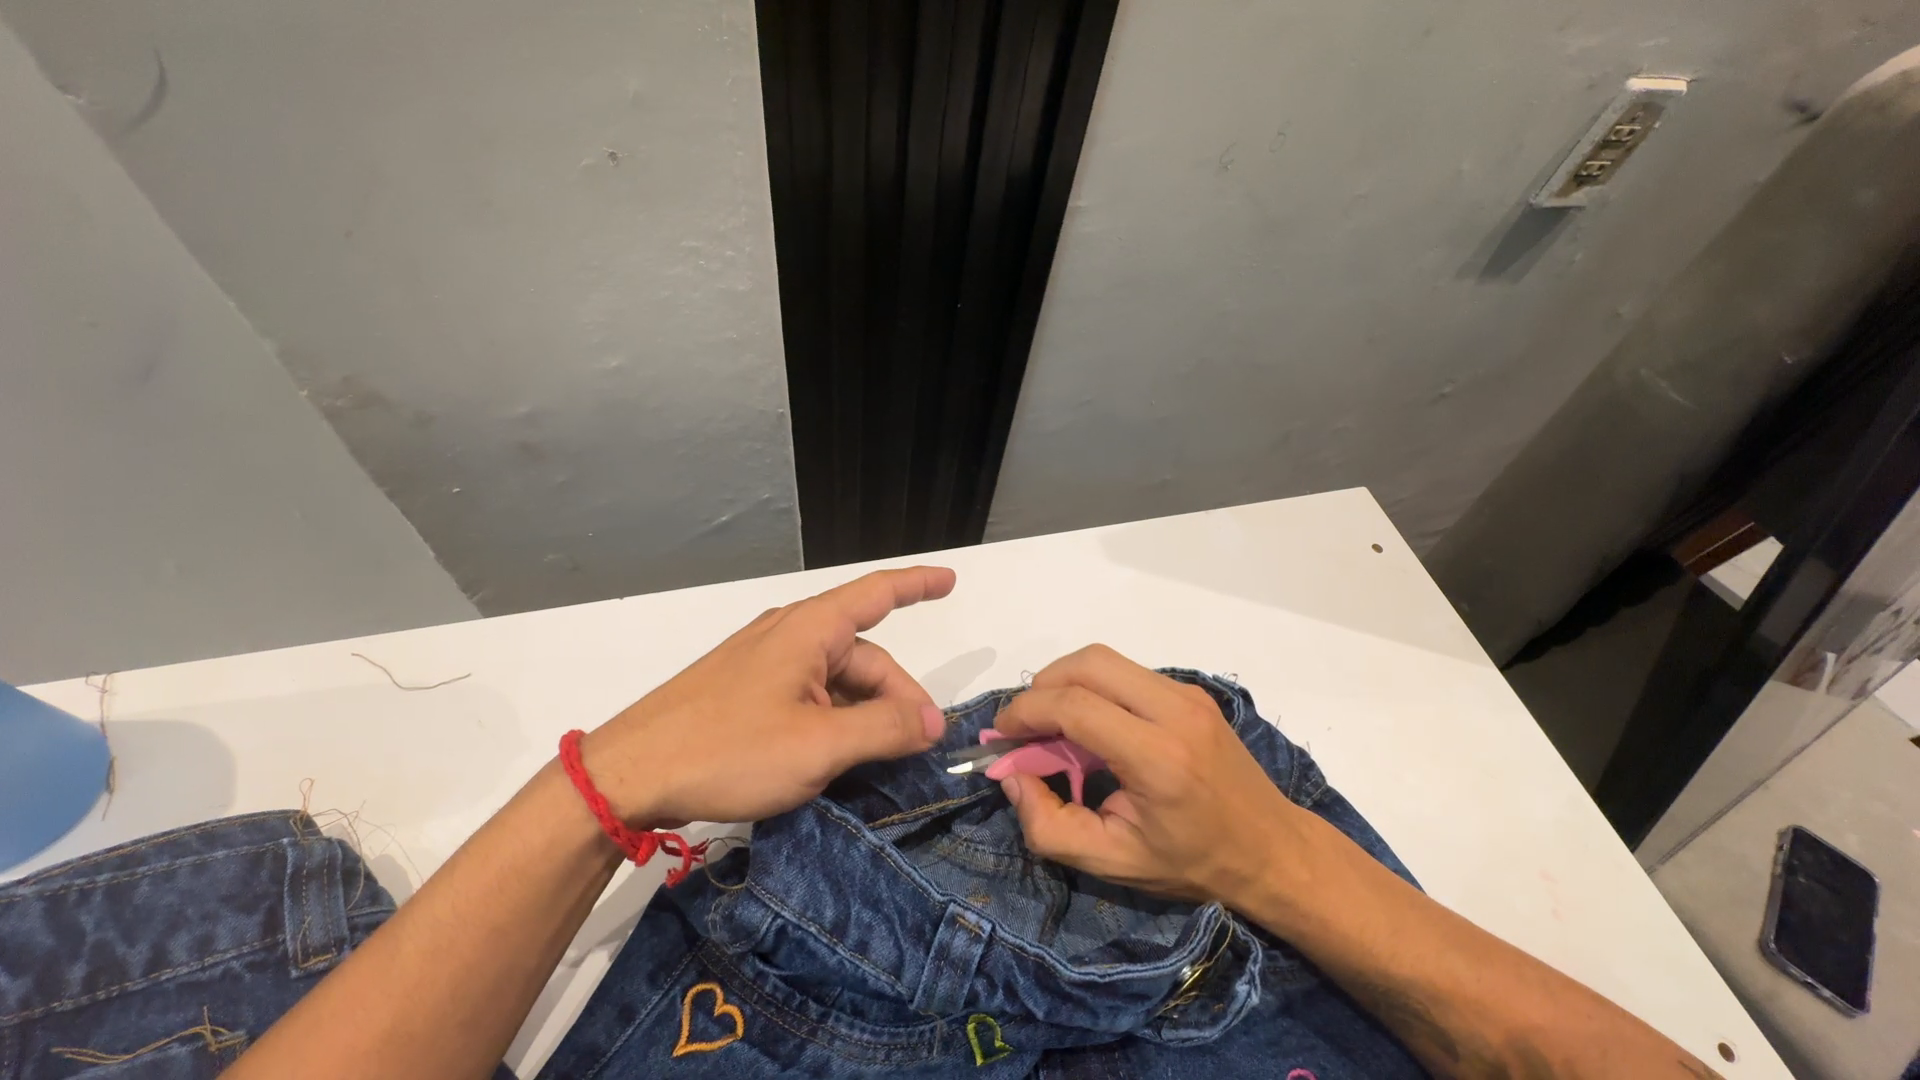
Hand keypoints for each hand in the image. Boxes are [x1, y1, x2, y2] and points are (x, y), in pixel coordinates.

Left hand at [578, 566, 955, 827]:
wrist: (629, 775)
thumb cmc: (729, 750)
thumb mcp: (819, 746)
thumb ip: (883, 728)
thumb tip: (933, 721)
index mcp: (810, 630)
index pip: (878, 593)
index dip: (918, 584)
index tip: (952, 580)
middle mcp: (789, 636)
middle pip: (864, 656)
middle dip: (897, 697)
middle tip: (916, 748)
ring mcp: (764, 665)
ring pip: (837, 682)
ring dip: (864, 715)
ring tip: (877, 761)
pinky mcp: (746, 693)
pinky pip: (809, 697)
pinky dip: (834, 721)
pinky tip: (837, 757)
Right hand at [992, 645, 1307, 903]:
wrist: (1272, 850)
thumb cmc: (1192, 863)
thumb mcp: (1112, 861)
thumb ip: (1049, 826)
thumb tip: (1011, 776)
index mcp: (1157, 757)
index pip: (1075, 706)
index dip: (1026, 713)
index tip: (1002, 735)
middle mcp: (1174, 712)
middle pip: (1088, 664)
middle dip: (1041, 686)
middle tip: (1024, 726)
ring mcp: (1187, 696)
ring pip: (1106, 660)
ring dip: (1066, 682)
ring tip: (1052, 726)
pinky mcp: (1192, 693)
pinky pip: (1127, 673)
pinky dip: (1094, 687)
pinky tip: (1090, 726)